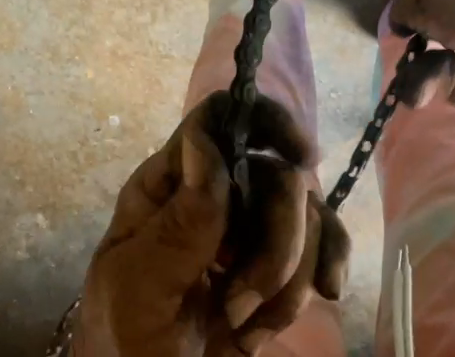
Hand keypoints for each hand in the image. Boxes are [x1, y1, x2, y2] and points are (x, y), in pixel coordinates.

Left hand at [75, 93, 348, 356]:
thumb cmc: (127, 351)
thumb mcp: (139, 292)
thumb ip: (177, 225)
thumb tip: (202, 140)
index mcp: (167, 187)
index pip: (217, 120)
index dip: (264, 121)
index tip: (302, 158)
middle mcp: (212, 197)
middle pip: (275, 173)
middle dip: (276, 243)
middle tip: (238, 306)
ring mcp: (248, 233)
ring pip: (306, 214)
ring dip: (289, 277)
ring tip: (246, 328)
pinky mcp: (277, 270)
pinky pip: (323, 245)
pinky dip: (326, 269)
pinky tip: (325, 295)